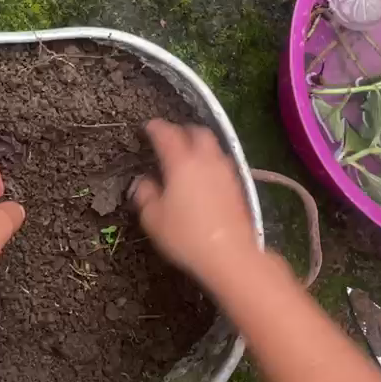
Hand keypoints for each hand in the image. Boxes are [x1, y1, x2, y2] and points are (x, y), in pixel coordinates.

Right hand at [131, 120, 271, 285]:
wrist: (230, 254)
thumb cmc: (186, 235)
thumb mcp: (153, 218)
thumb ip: (145, 195)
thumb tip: (143, 182)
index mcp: (181, 163)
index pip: (167, 135)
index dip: (155, 128)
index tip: (148, 127)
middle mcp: (206, 161)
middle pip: (198, 132)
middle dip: (183, 130)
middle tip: (170, 138)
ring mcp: (225, 172)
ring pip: (213, 147)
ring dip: (199, 145)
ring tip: (188, 155)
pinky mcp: (237, 186)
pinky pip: (222, 163)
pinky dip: (210, 162)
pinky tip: (203, 176)